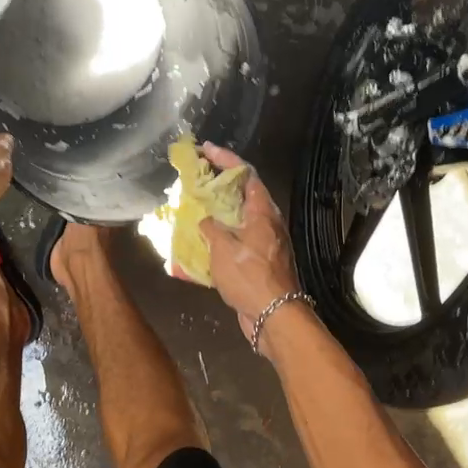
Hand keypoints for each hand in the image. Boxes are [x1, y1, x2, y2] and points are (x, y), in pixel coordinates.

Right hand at [197, 144, 302, 351]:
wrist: (274, 318)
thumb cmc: (250, 276)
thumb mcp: (223, 248)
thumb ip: (211, 229)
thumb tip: (206, 221)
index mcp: (262, 213)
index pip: (246, 174)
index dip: (226, 159)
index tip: (206, 149)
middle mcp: (266, 224)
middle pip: (242, 195)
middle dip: (219, 186)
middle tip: (197, 178)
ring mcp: (264, 245)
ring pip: (237, 221)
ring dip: (216, 214)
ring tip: (193, 210)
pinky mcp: (258, 265)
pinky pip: (234, 245)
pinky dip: (217, 242)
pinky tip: (195, 251)